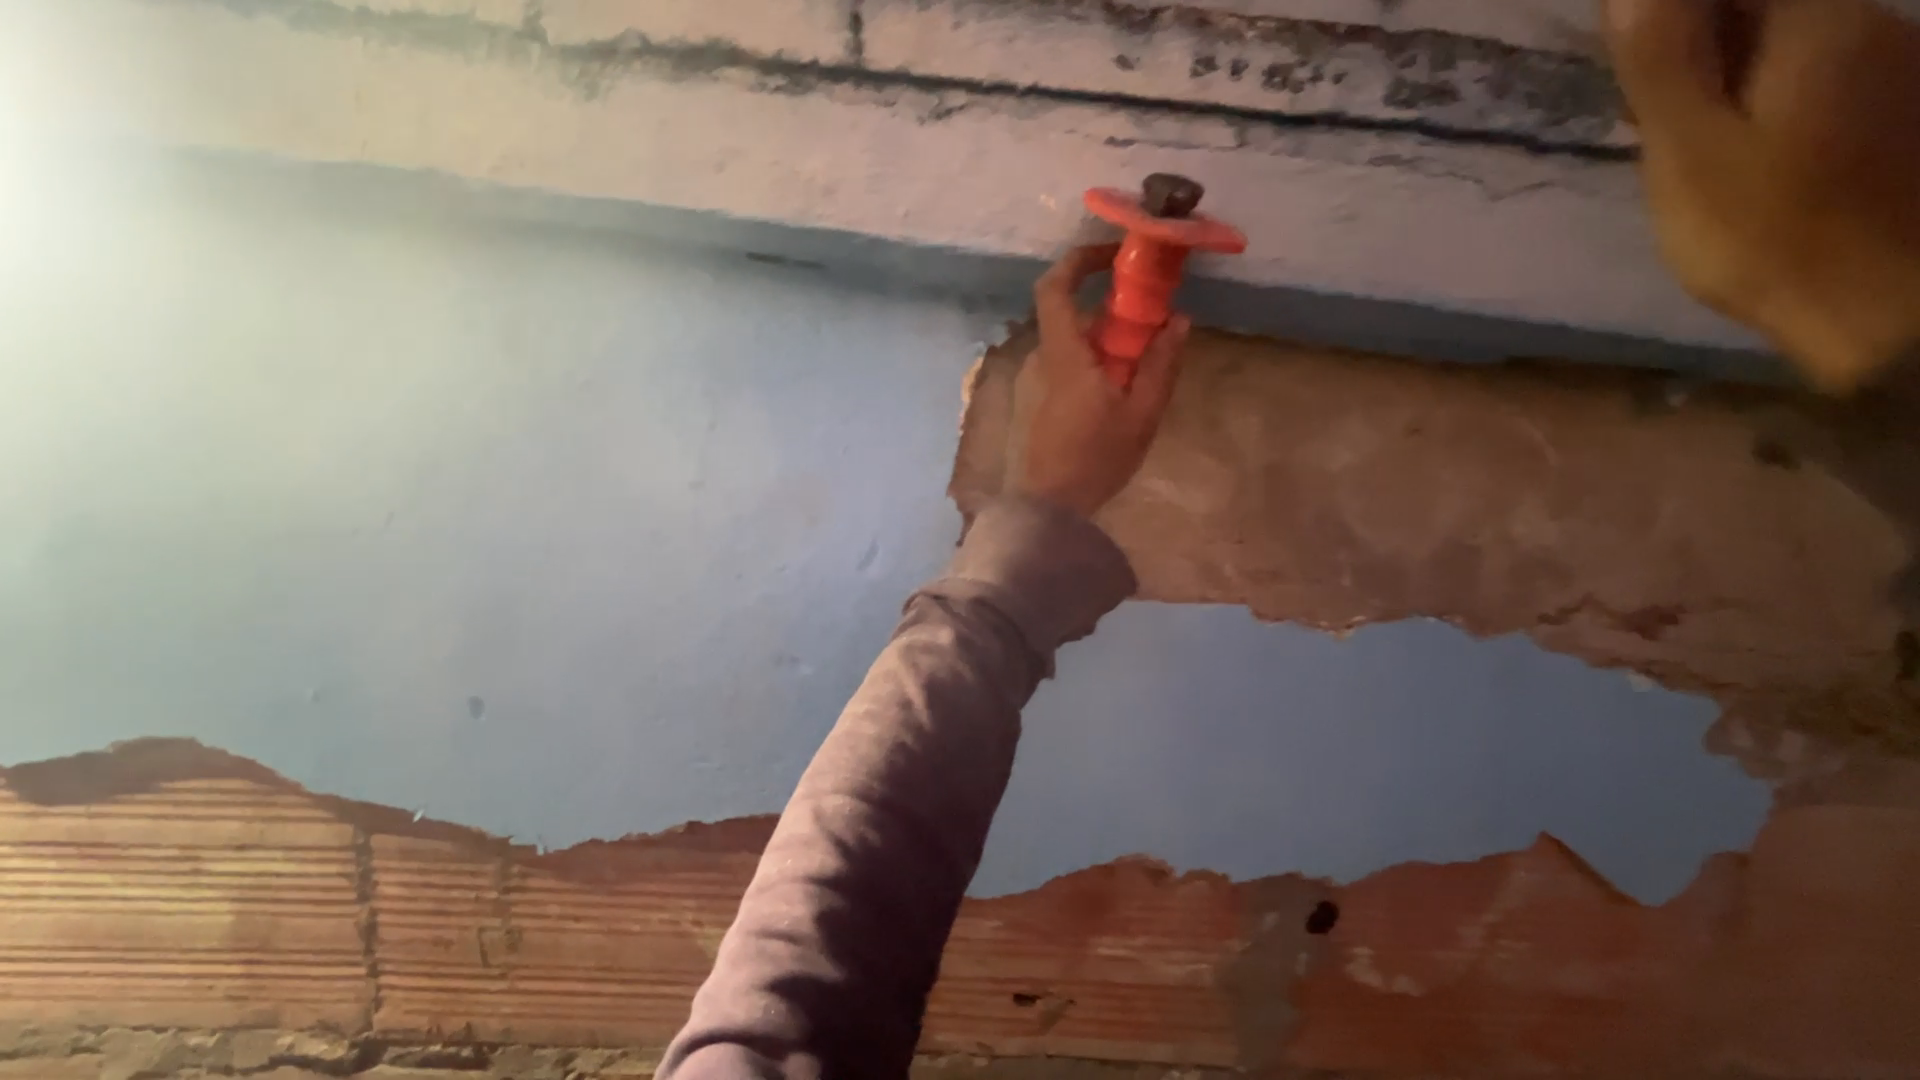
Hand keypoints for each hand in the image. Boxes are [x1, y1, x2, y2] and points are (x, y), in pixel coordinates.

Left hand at [1015, 244, 1190, 518]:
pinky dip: (1100, 358)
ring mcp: (1042, 381)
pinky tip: (1128, 381)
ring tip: (1150, 348)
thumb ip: (1161, 363)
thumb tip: (1179, 320)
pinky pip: (1073, 363)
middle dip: (1111, 301)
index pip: (1054, 287)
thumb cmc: (1097, 458)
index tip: (1116, 254)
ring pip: (1076, 340)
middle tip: (1153, 306)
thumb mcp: (1141, 413)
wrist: (1052, 506)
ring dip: (1109, 334)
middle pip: (1072, 312)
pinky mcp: (1045, 401)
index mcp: (1064, 354)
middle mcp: (1046, 359)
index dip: (1079, 260)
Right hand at [1605, 0, 1919, 392]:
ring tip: (1679, 139)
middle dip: (1688, 43)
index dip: (1666, 19)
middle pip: (1754, 7)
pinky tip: (1732, 155)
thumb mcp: (1689, 151)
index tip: (1630, 70)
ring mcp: (1885, 64)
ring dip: (1716, 73)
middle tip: (1643, 110)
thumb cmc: (1764, 234)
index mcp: (1812, 24)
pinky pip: (1802, 75)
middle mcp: (1864, 22)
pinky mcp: (1888, 107)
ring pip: (1779, 39)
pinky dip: (1752, 99)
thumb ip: (1663, 62)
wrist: (1881, 305)